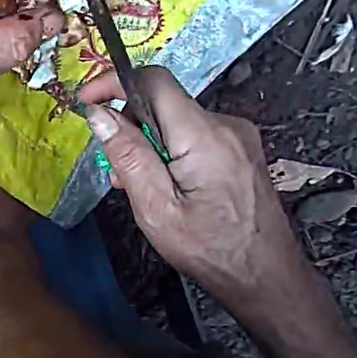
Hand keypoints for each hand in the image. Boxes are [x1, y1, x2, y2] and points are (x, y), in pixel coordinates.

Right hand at [79, 67, 308, 309]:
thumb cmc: (210, 251)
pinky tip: (166, 185)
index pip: (154, 80)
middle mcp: (225, 125)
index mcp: (203, 136)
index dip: (114, 82)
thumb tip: (99, 114)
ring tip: (138, 185)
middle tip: (113, 166)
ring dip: (149, 141)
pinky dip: (171, 150)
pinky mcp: (241, 148)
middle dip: (130, 124)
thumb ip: (128, 156)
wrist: (269, 277)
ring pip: (177, 120)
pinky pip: (195, 135)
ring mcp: (237, 135)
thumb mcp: (156, 209)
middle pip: (163, 102)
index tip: (88, 101)